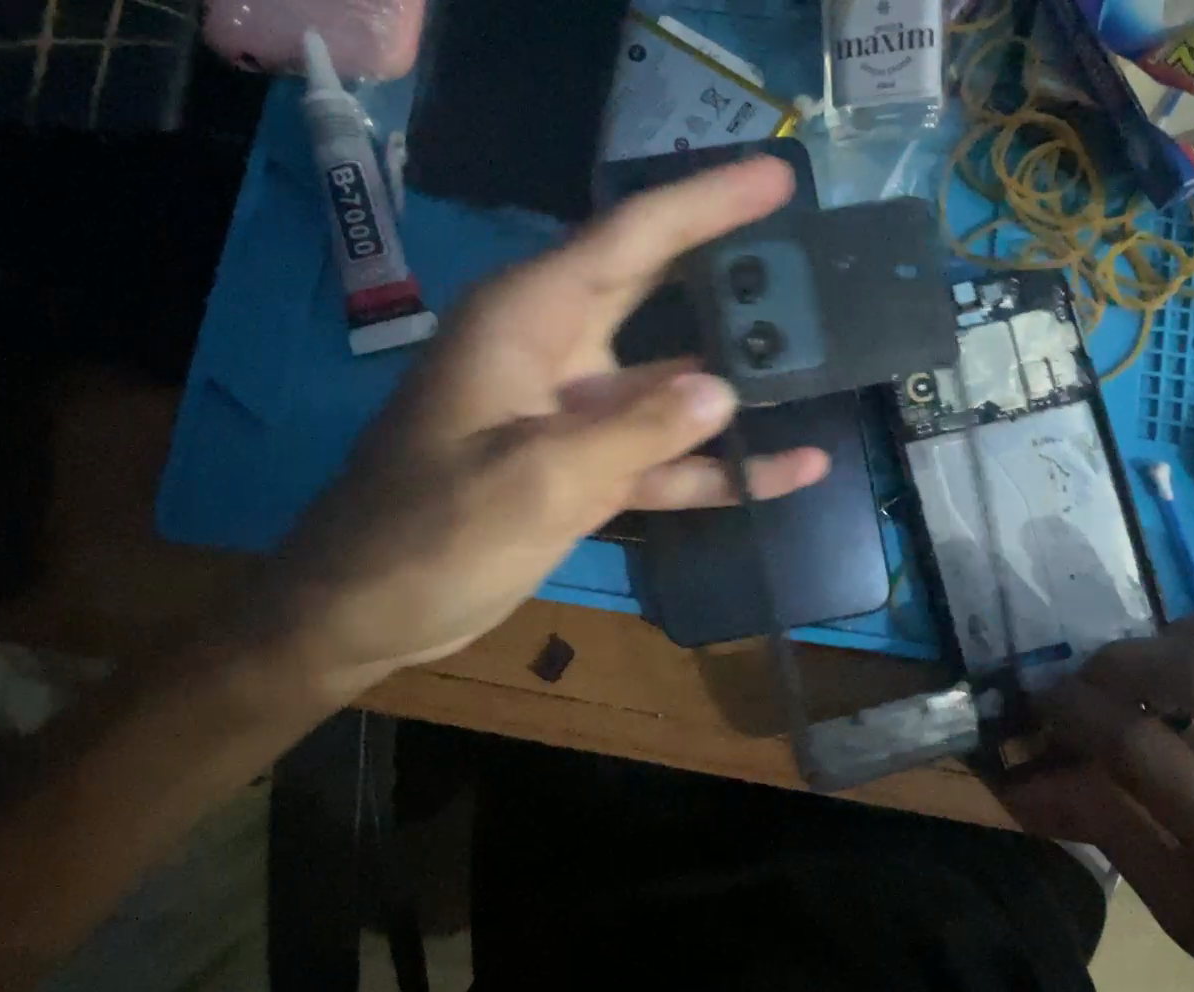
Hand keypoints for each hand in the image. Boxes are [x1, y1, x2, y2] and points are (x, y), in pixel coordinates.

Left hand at [250, 158, 827, 698]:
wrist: (370, 609)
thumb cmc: (431, 532)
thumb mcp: (534, 479)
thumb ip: (633, 433)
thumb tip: (724, 394)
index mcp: (528, 321)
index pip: (630, 238)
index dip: (708, 204)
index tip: (779, 179)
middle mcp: (556, 352)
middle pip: (659, 297)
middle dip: (730, 278)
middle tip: (811, 260)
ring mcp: (574, 416)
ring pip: (671, 387)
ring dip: (739, 384)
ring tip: (822, 364)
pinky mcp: (585, 470)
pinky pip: (664, 459)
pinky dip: (717, 468)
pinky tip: (790, 472)